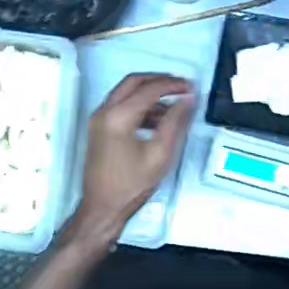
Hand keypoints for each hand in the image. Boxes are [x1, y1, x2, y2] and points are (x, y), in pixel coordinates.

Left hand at [69, 73, 194, 244]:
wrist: (103, 208)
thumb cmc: (131, 185)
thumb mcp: (160, 154)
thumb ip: (175, 122)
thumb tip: (187, 99)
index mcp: (118, 116)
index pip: (149, 89)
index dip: (172, 85)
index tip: (190, 86)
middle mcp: (104, 112)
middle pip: (133, 82)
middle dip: (158, 80)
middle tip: (180, 85)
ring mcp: (98, 119)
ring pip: (125, 93)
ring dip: (148, 94)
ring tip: (173, 106)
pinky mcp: (98, 129)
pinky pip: (119, 106)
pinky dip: (138, 106)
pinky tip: (157, 120)